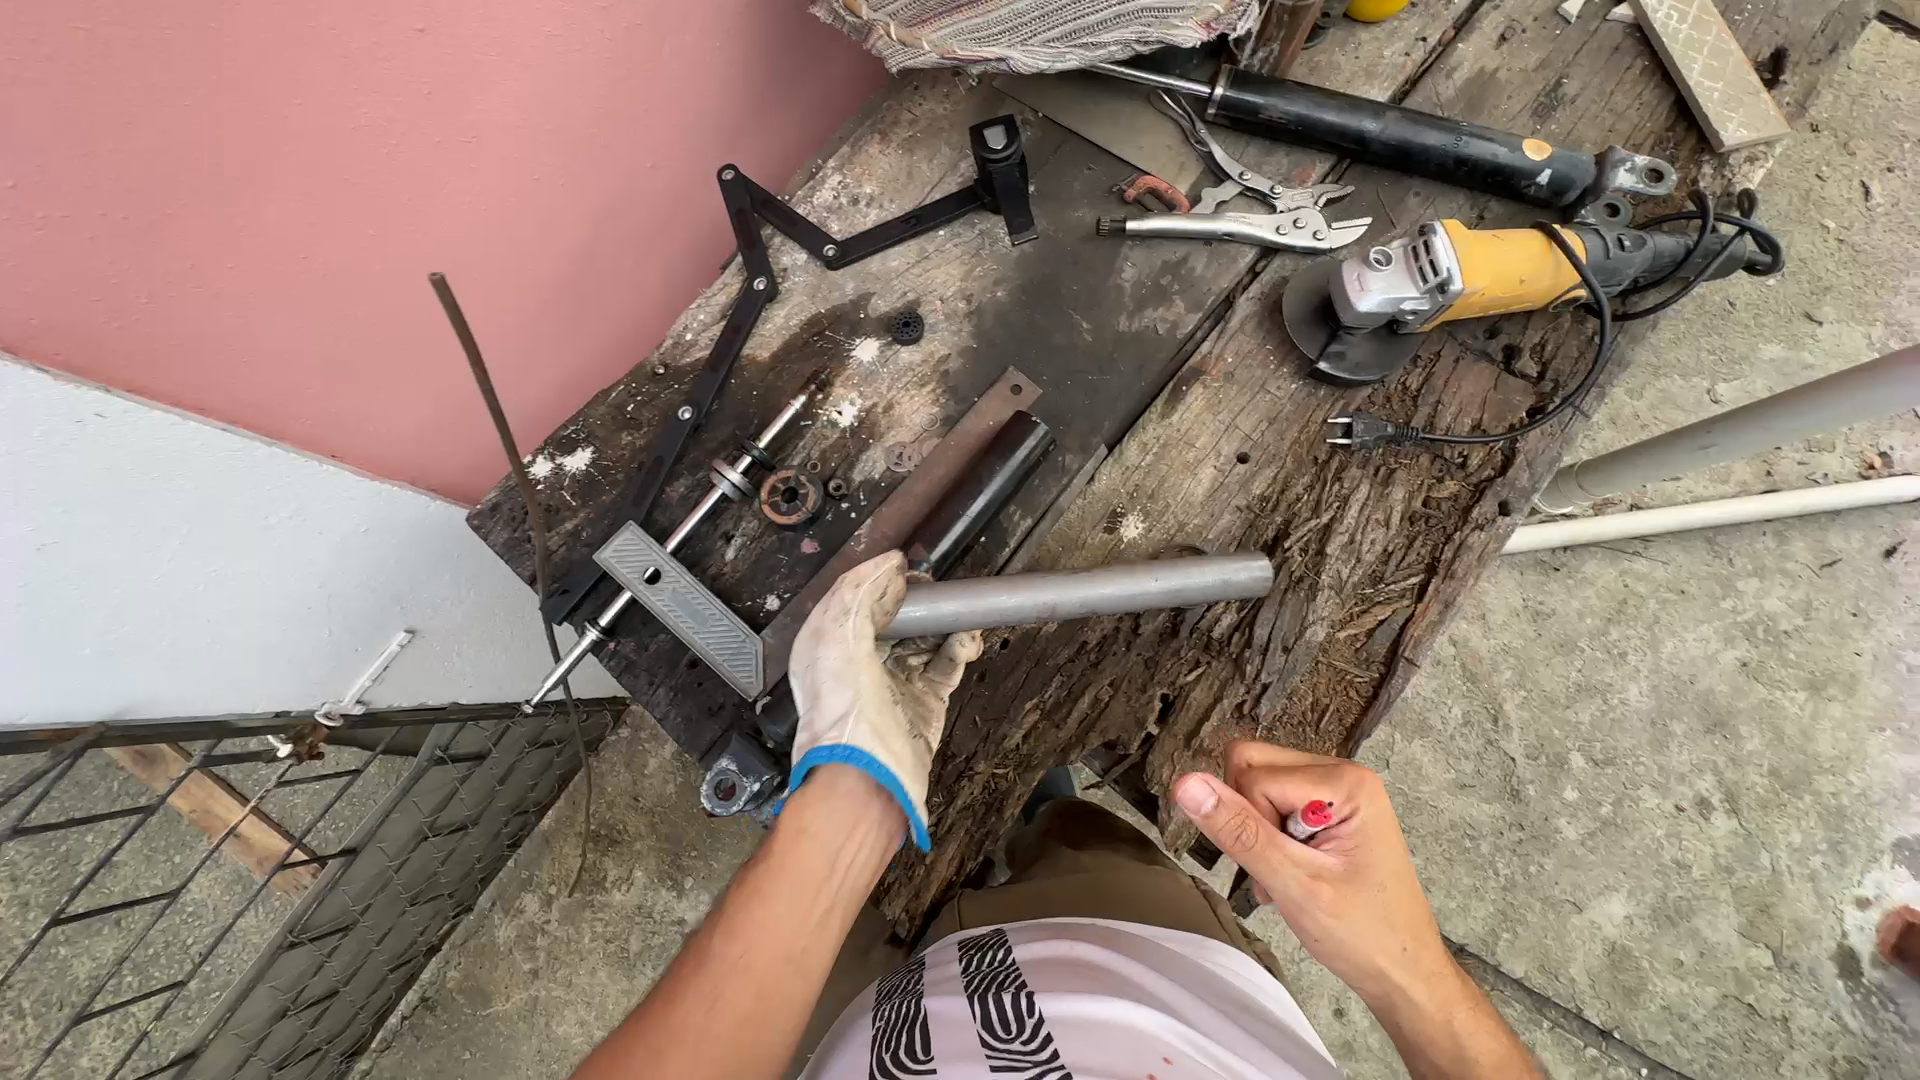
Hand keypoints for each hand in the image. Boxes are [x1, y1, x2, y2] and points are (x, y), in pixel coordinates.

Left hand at [788, 551, 982, 849]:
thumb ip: (860, 592)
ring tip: (962, 615)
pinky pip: (945, 666)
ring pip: (924, 641)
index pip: (857, 601)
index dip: (883, 583)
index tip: (909, 573)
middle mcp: (860, 663)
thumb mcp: (837, 634)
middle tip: (942, 594)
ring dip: (944, 625)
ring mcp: (894, 683)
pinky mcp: (924, 702)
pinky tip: (968, 639)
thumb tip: (891, 565)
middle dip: (920, 604)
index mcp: (830, 645)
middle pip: (895, 620)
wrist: (867, 774)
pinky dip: (959, 649)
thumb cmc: (844, 706)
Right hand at [1172, 741, 1453, 1007]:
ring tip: (1287, 876)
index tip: (1283, 869)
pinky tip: (1292, 870)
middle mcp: (1341, 772)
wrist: (1406, 977)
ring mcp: (1336, 788)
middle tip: (1280, 870)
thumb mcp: (1294, 884)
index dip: (1251, 824)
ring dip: (1257, 831)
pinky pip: (1271, 800)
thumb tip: (1185, 784)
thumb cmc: (1363, 935)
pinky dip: (1268, 836)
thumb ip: (1238, 830)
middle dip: (1250, 819)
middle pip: (1251, 766)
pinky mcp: (1329, 807)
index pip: (1253, 775)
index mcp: (1344, 781)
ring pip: (1255, 783)